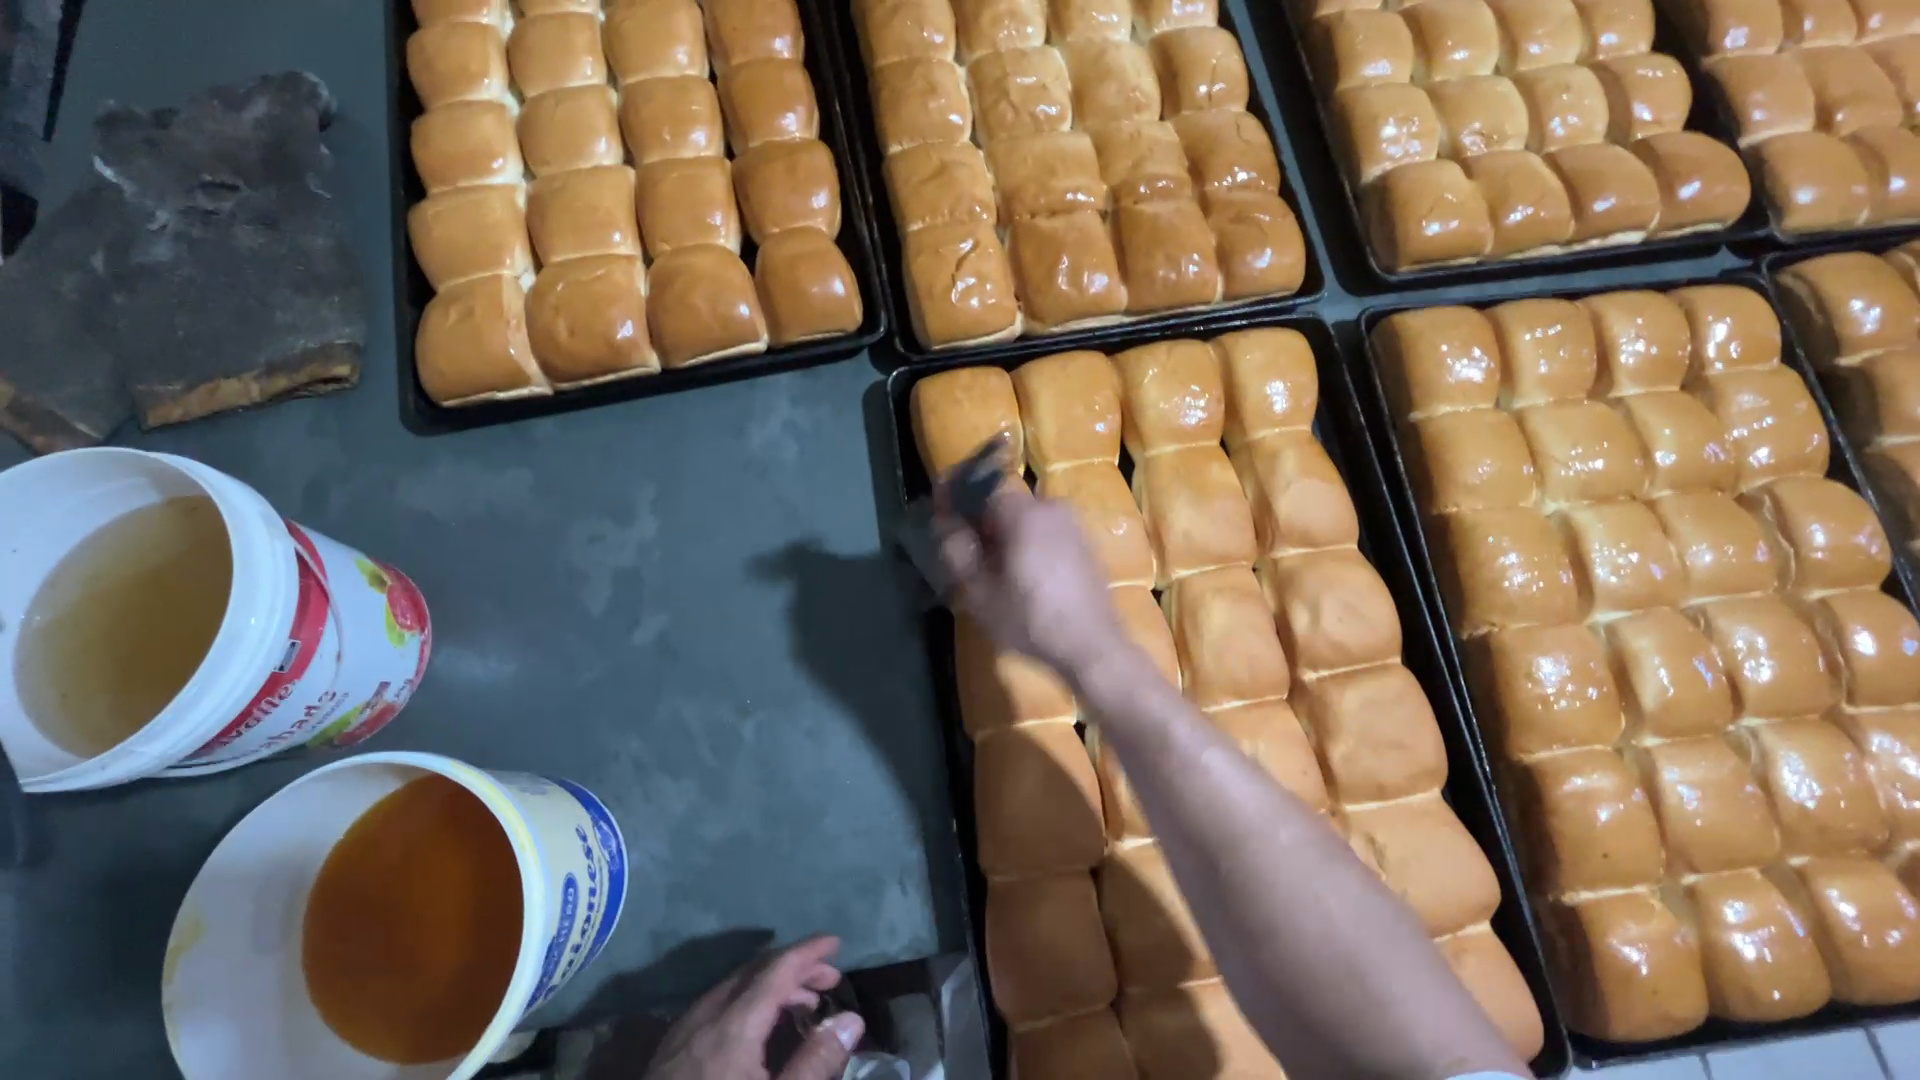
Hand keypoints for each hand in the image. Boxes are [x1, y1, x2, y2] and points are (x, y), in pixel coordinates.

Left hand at [641, 936, 863, 1079]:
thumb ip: (815, 1062)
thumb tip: (851, 1019)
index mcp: (735, 1024)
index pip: (778, 968)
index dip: (809, 952)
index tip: (836, 942)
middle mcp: (707, 1015)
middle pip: (756, 971)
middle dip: (795, 967)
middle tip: (829, 981)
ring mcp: (683, 1031)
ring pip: (734, 987)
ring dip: (771, 985)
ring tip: (801, 1006)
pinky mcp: (670, 1051)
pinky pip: (717, 1005)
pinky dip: (747, 1000)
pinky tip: (757, 1027)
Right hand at [934, 482, 1129, 680]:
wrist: (1092, 648)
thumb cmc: (1032, 621)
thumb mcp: (981, 594)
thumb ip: (957, 553)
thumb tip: (945, 525)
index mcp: (1025, 513)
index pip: (981, 487)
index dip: (957, 499)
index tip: (942, 518)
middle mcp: (1052, 508)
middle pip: (1004, 504)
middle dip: (981, 523)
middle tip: (964, 554)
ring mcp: (1074, 526)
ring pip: (1026, 520)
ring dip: (1005, 536)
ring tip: (991, 571)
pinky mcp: (1085, 545)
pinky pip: (1046, 534)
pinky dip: (1027, 545)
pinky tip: (1020, 577)